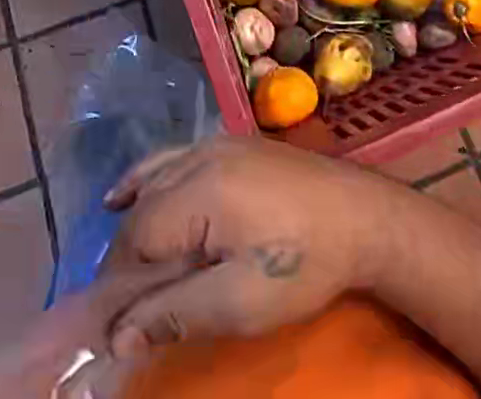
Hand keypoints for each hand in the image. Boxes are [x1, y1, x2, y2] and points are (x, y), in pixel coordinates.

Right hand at [99, 136, 412, 357]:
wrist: (365, 216)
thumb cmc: (306, 262)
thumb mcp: (242, 302)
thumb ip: (175, 314)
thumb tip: (115, 338)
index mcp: (199, 190)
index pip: (134, 237)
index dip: (119, 281)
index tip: (119, 320)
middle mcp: (201, 155)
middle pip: (143, 206)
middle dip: (128, 254)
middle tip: (132, 302)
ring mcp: (219, 142)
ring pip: (156, 178)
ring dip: (137, 219)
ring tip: (130, 265)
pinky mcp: (235, 142)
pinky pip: (176, 157)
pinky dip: (150, 179)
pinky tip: (128, 195)